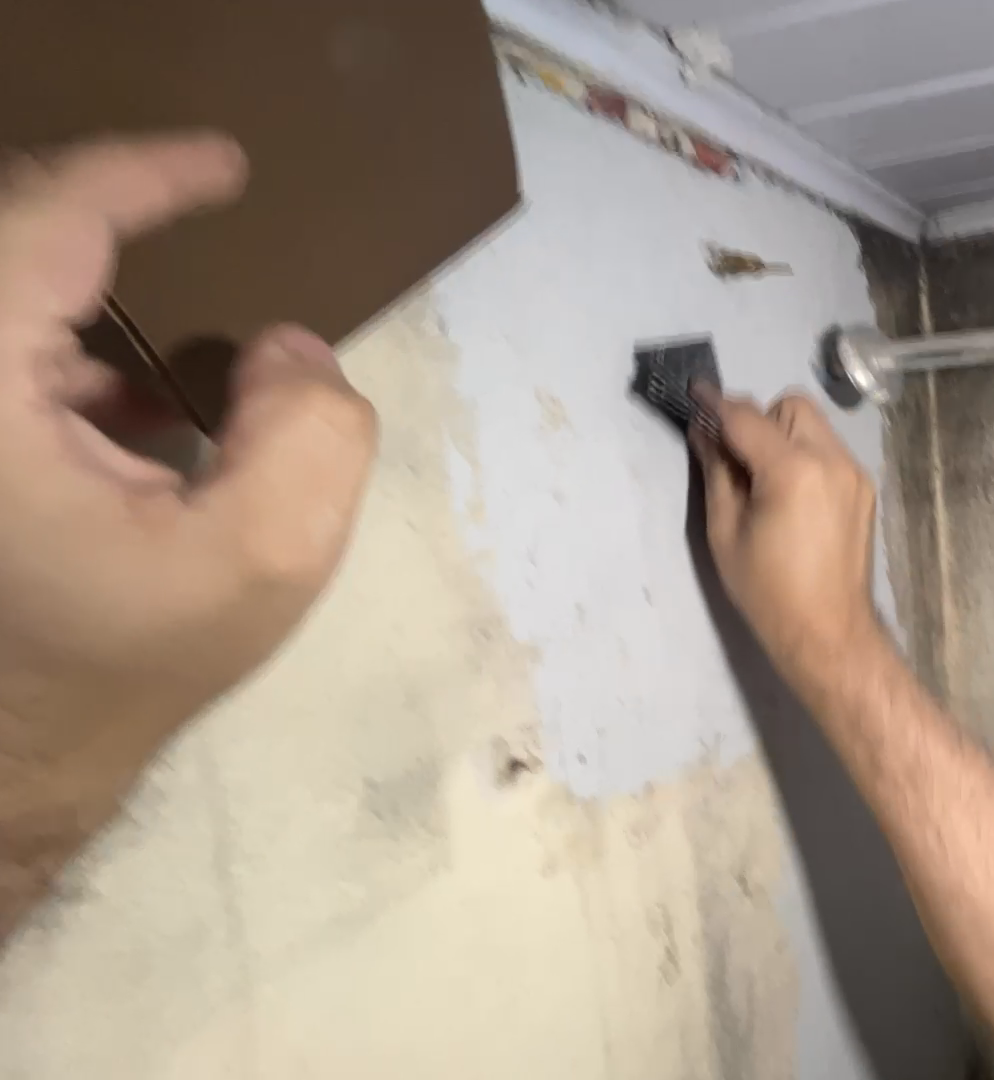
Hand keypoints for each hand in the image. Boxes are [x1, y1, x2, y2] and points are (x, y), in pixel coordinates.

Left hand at [0, 134, 377, 788]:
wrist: (3, 756)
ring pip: (16, 314)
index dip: (142, 177)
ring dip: (107, 322)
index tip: (227, 161)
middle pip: (20, 260)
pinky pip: (13, 364)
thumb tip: (289, 348)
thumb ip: (313, 433)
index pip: (36, 226)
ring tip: (190, 387)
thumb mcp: (272, 554)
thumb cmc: (131, 657)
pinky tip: (143, 427)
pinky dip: (84, 369)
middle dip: (121, 241)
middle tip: (215, 249)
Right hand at [690, 386, 883, 688]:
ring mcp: (855, 473)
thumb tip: (704, 429)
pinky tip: (794, 495)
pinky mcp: (865, 489)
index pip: (748, 417)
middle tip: (739, 458)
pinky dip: (807, 456)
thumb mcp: (726, 530)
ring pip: (815, 426)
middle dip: (761, 420)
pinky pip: (831, 451)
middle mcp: (833, 460)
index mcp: (794, 470)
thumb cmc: (768, 589)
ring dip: (785, 435)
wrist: (829, 630)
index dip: (716, 403)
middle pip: (792, 407)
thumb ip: (717, 470)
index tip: (694, 392)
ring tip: (767, 479)